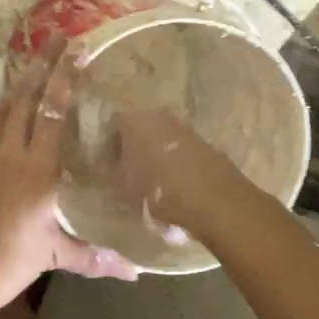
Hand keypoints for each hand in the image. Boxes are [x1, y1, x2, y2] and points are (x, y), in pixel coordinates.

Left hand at [0, 52, 139, 310]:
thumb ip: (95, 256)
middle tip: (54, 40)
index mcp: (38, 170)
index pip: (54, 111)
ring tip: (28, 68)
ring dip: (16, 87)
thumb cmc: (9, 263)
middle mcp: (10, 154)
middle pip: (26, 99)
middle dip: (42, 66)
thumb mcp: (56, 256)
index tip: (77, 50)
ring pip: (1, 111)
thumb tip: (136, 271)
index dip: (65, 78)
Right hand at [112, 108, 245, 234]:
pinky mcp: (207, 145)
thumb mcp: (123, 186)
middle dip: (132, 147)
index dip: (107, 144)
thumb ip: (108, 173)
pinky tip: (175, 185)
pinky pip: (182, 151)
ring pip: (162, 139)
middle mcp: (160, 117)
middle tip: (126, 171)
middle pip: (139, 128)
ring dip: (156, 154)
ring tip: (151, 181)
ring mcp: (186, 129)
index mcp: (134, 120)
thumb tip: (104, 167)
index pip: (112, 124)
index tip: (105, 163)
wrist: (215, 201)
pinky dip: (176, 163)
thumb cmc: (159, 190)